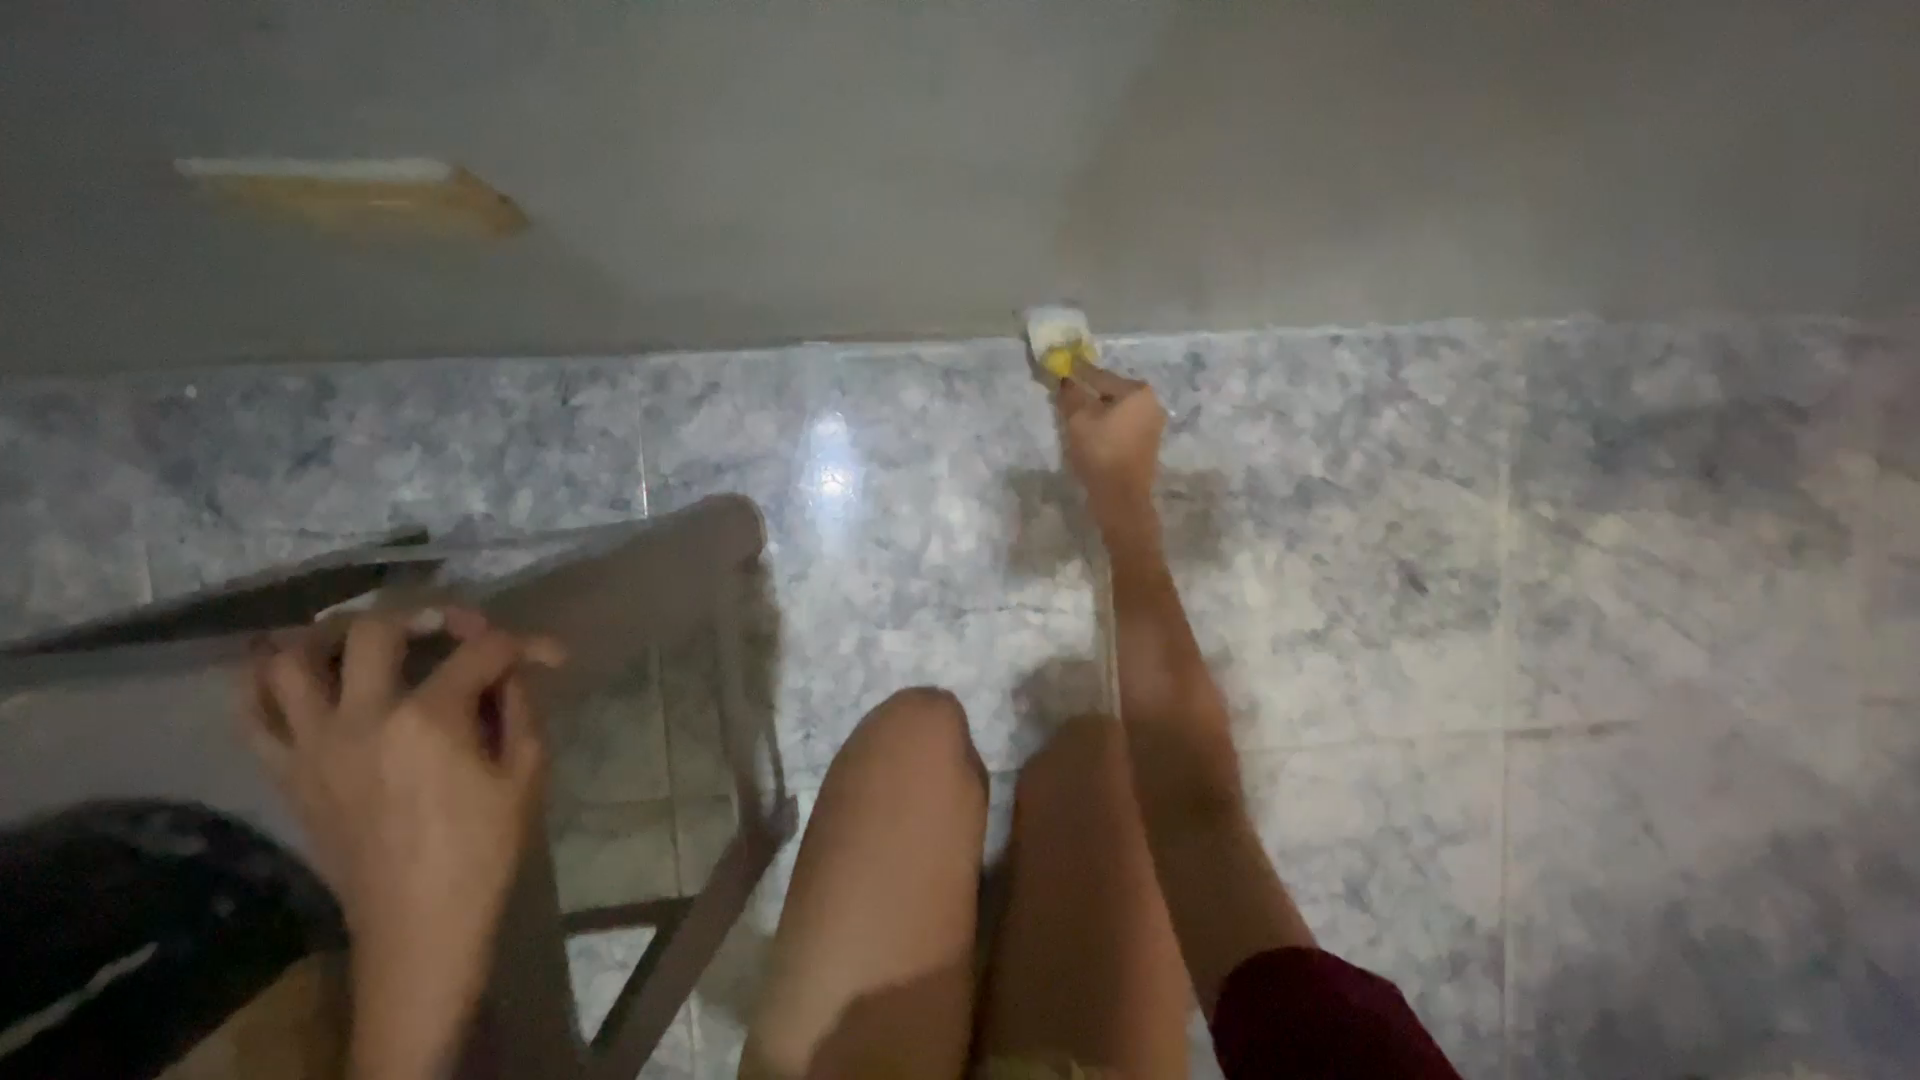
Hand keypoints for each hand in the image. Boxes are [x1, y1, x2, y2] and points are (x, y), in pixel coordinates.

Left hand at [244, 607, 563, 1056]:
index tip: (548, 655)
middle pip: (376, 630)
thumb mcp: (526, 771)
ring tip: (365, 644)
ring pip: (290, 661)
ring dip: (329, 638)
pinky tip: (298, 676)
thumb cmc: (485, 849)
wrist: (420, 922)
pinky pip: (252, 716)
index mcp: (430, 718)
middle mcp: (362, 718)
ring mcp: (314, 745)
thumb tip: (509, 668)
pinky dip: (264, 685)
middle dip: (425, 615)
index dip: (523, 643)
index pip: (480, 649)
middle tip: (451, 631)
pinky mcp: (288, 774)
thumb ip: (519, 705)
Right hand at [1056, 363, 1167, 532]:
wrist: (1121, 497)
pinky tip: (1092, 431)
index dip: (1078, 373)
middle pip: (1111, 391)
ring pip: (1118, 409)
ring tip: (1076, 415)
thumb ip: (1070, 395)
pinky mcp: (1149, 443)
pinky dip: (1108, 424)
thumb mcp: (1078, 420)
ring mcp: (1153, 423)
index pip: (1100, 376)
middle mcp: (1151, 402)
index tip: (1063, 367)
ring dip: (1098, 410)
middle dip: (1089, 392)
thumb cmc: (1100, 452)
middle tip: (1067, 393)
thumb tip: (1066, 380)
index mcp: (1137, 391)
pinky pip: (1124, 424)